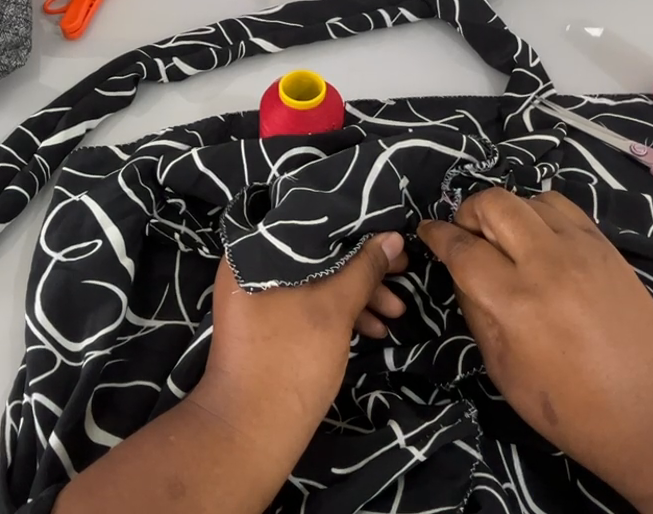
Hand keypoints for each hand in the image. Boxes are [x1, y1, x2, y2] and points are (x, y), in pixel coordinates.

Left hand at [56, 234, 409, 513]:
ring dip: (358, 292)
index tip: (388, 227)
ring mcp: (259, 297)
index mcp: (254, 249)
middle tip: (403, 270)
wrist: (249, 433)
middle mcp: (251, 265)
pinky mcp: (269, 324)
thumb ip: (364, 268)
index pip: (308, 218)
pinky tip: (375, 330)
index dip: (352, 223)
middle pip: (316, 252)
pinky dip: (339, 312)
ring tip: (397, 310)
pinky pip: (308, 303)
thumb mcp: (334, 308)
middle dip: (362, 265)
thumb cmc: (289, 359)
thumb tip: (393, 236)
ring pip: (316, 280)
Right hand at [417, 189, 652, 472]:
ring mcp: (580, 249)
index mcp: (514, 301)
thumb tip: (461, 274)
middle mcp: (545, 263)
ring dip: (506, 213)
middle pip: (492, 204)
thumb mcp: (504, 370)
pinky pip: (562, 207)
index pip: (461, 247)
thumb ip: (476, 312)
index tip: (428, 233)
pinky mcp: (606, 246)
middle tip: (468, 237)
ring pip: (527, 198)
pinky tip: (541, 240)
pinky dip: (540, 214)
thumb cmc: (572, 408)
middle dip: (468, 213)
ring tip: (507, 241)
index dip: (436, 235)